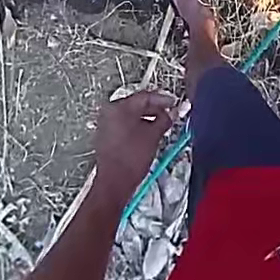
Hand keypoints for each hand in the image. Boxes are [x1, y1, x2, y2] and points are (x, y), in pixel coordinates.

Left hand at [91, 90, 176, 204]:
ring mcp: (106, 125)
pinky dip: (138, 127)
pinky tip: (148, 134)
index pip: (145, 96)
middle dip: (155, 109)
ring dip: (147, 118)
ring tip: (161, 125)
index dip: (163, 99)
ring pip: (131, 115)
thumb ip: (165, 119)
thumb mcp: (154, 135)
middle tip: (169, 112)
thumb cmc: (129, 160)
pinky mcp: (106, 136)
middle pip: (137, 104)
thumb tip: (171, 114)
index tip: (173, 103)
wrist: (115, 183)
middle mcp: (109, 113)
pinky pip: (125, 125)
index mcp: (119, 107)